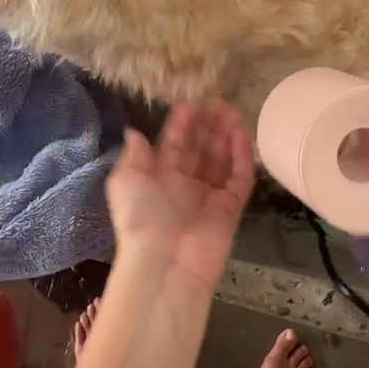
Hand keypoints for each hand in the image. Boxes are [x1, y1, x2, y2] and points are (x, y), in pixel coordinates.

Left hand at [106, 101, 254, 294]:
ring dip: (227, 137)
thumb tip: (134, 132)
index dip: (182, 124)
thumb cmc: (141, 218)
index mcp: (157, 178)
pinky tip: (242, 136)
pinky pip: (239, 180)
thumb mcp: (125, 181)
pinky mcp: (231, 210)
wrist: (165, 264)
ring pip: (221, 160)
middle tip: (221, 103)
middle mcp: (184, 186)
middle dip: (209, 126)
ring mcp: (208, 197)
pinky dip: (242, 158)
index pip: (173, 144)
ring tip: (234, 113)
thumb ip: (134, 155)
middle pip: (200, 149)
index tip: (192, 103)